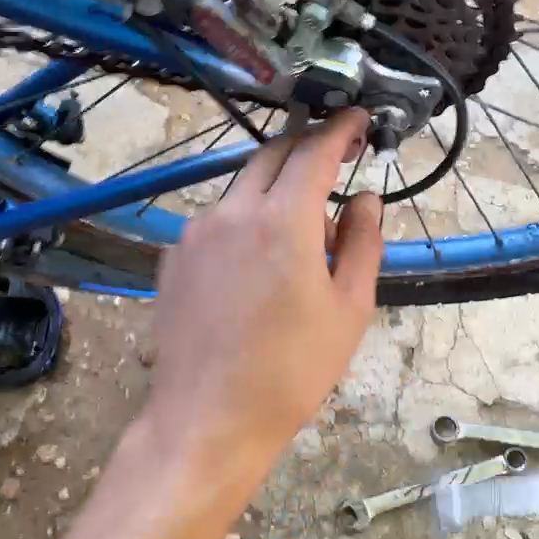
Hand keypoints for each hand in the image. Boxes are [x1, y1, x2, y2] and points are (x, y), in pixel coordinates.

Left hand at [145, 110, 383, 458]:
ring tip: (299, 241)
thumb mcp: (349, 308)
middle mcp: (231, 212)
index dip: (339, 129)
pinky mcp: (172, 256)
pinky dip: (243, 221)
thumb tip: (366, 198)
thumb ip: (363, 242)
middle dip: (306, 151)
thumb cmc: (292, 370)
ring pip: (242, 188)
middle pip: (272, 156)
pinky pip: (216, 220)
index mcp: (281, 220)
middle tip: (334, 168)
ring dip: (275, 192)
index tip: (356, 119)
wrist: (208, 419)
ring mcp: (194, 232)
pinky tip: (256, 265)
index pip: (314, 151)